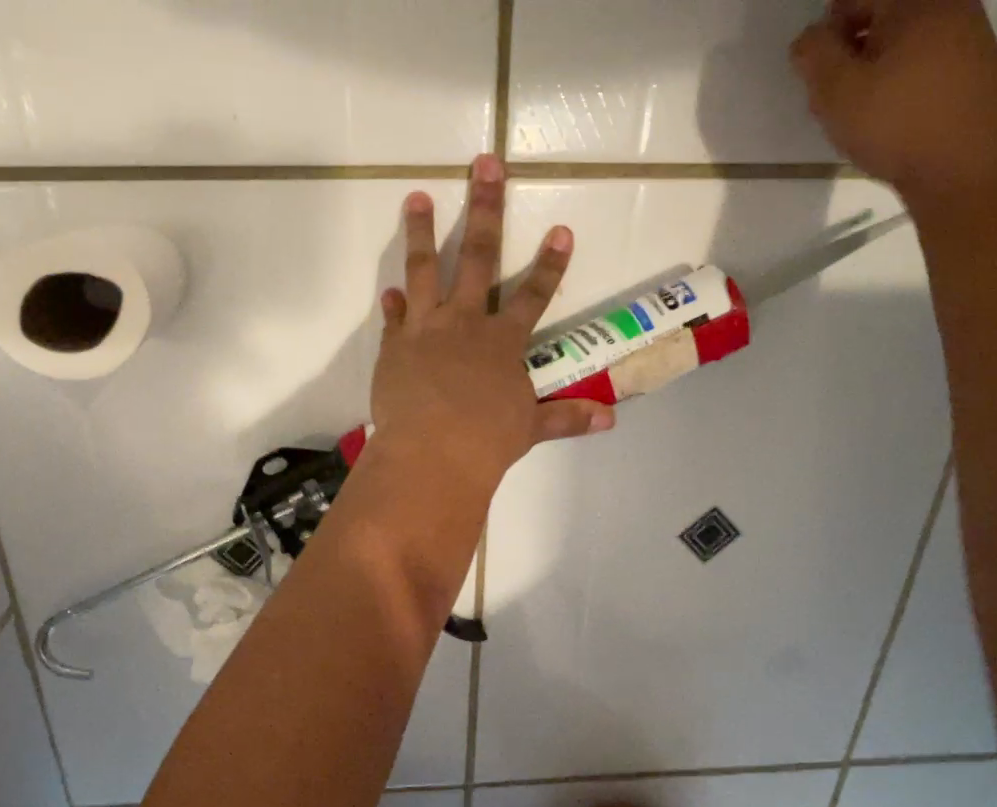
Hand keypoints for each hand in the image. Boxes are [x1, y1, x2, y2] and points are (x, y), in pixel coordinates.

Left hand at [368, 155, 614, 490]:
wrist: (431, 453)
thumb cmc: (485, 443)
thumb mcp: (529, 429)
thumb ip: (565, 418)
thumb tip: (608, 420)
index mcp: (503, 341)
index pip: (534, 294)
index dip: (551, 263)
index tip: (562, 229)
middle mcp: (466, 323)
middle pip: (479, 256)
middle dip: (485, 207)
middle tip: (484, 163)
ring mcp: (426, 329)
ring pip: (425, 269)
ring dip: (423, 231)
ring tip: (418, 197)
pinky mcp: (394, 346)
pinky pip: (394, 317)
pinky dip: (393, 302)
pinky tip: (388, 288)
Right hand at [790, 0, 996, 200]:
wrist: (971, 170)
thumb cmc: (899, 123)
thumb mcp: (837, 91)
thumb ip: (813, 55)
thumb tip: (811, 38)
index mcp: (915, 0)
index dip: (828, 28)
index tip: (815, 66)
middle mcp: (948, 6)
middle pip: (882, 14)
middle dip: (849, 48)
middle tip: (830, 93)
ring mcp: (967, 37)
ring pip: (900, 41)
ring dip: (870, 69)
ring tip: (855, 112)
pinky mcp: (973, 71)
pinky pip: (922, 61)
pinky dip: (896, 81)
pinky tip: (886, 119)